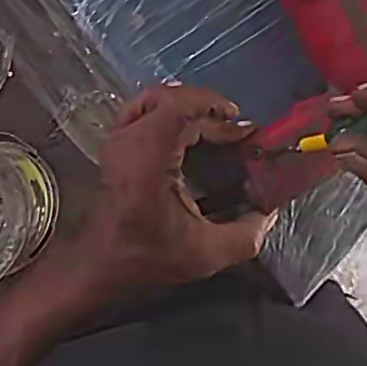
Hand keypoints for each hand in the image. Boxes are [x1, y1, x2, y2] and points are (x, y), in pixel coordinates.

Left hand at [51, 84, 273, 302]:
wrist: (98, 267)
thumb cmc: (146, 257)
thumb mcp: (203, 254)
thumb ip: (244, 235)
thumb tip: (268, 213)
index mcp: (148, 156)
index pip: (181, 108)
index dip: (216, 110)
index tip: (242, 129)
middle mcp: (129, 138)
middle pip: (172, 99)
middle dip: (209, 108)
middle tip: (234, 127)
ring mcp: (118, 138)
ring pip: (156, 98)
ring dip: (188, 104)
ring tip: (214, 122)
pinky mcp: (115, 143)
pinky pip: (143, 108)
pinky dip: (168, 108)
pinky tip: (187, 124)